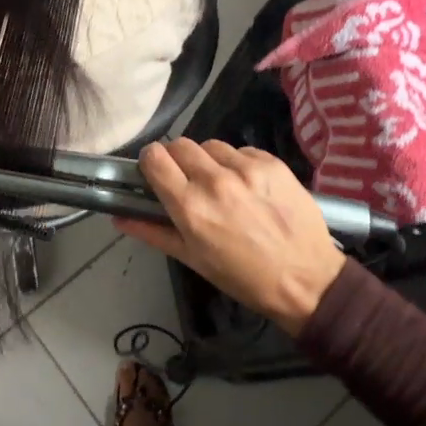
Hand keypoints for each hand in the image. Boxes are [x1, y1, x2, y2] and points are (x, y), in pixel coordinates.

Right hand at [115, 139, 346, 336]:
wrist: (308, 281)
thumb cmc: (243, 277)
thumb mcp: (193, 259)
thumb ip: (152, 231)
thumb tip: (118, 218)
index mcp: (190, 206)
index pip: (154, 157)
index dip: (151, 161)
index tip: (156, 172)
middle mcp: (214, 181)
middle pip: (180, 144)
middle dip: (178, 159)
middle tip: (189, 180)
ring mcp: (246, 169)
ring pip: (211, 145)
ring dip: (209, 160)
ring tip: (222, 184)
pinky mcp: (272, 163)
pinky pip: (242, 151)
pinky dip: (238, 163)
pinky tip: (248, 186)